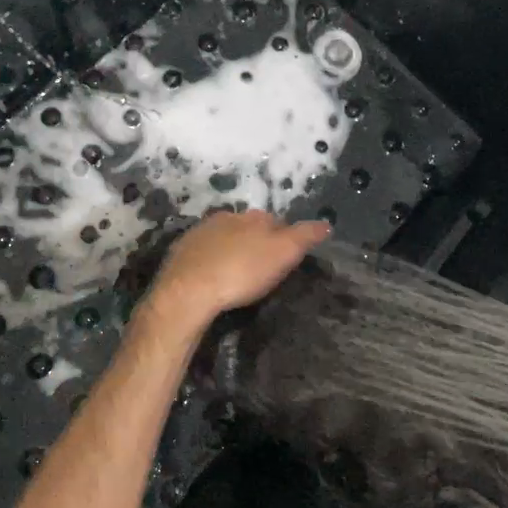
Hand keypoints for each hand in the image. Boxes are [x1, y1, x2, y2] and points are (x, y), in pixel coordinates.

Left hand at [147, 210, 328, 325]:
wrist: (188, 291)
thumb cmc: (242, 272)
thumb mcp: (283, 254)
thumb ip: (305, 236)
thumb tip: (326, 223)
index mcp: (255, 217)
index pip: (277, 222)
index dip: (284, 238)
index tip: (287, 258)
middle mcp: (228, 217)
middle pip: (249, 227)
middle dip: (256, 242)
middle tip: (262, 268)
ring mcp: (201, 232)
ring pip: (225, 237)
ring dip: (232, 249)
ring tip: (237, 274)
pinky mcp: (181, 250)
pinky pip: (203, 251)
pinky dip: (211, 259)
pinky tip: (212, 277)